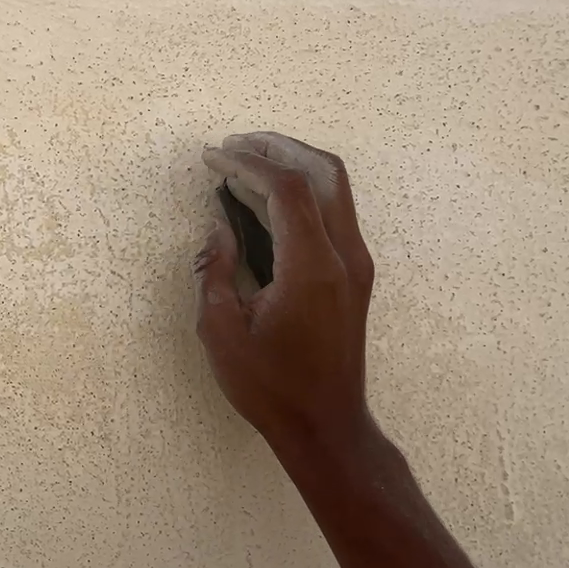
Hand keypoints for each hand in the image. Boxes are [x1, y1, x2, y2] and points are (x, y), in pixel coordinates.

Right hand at [194, 133, 375, 447]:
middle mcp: (345, 256)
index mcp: (311, 268)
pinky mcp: (354, 273)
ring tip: (247, 159)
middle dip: (276, 148)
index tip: (212, 156)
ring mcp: (356, 263)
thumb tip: (219, 226)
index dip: (246, 163)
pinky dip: (301, 189)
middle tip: (233, 143)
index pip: (287, 189)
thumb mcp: (220, 330)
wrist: (325, 424)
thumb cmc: (268, 384)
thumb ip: (216, 269)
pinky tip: (266, 196)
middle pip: (323, 173)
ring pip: (336, 187)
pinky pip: (333, 210)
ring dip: (292, 163)